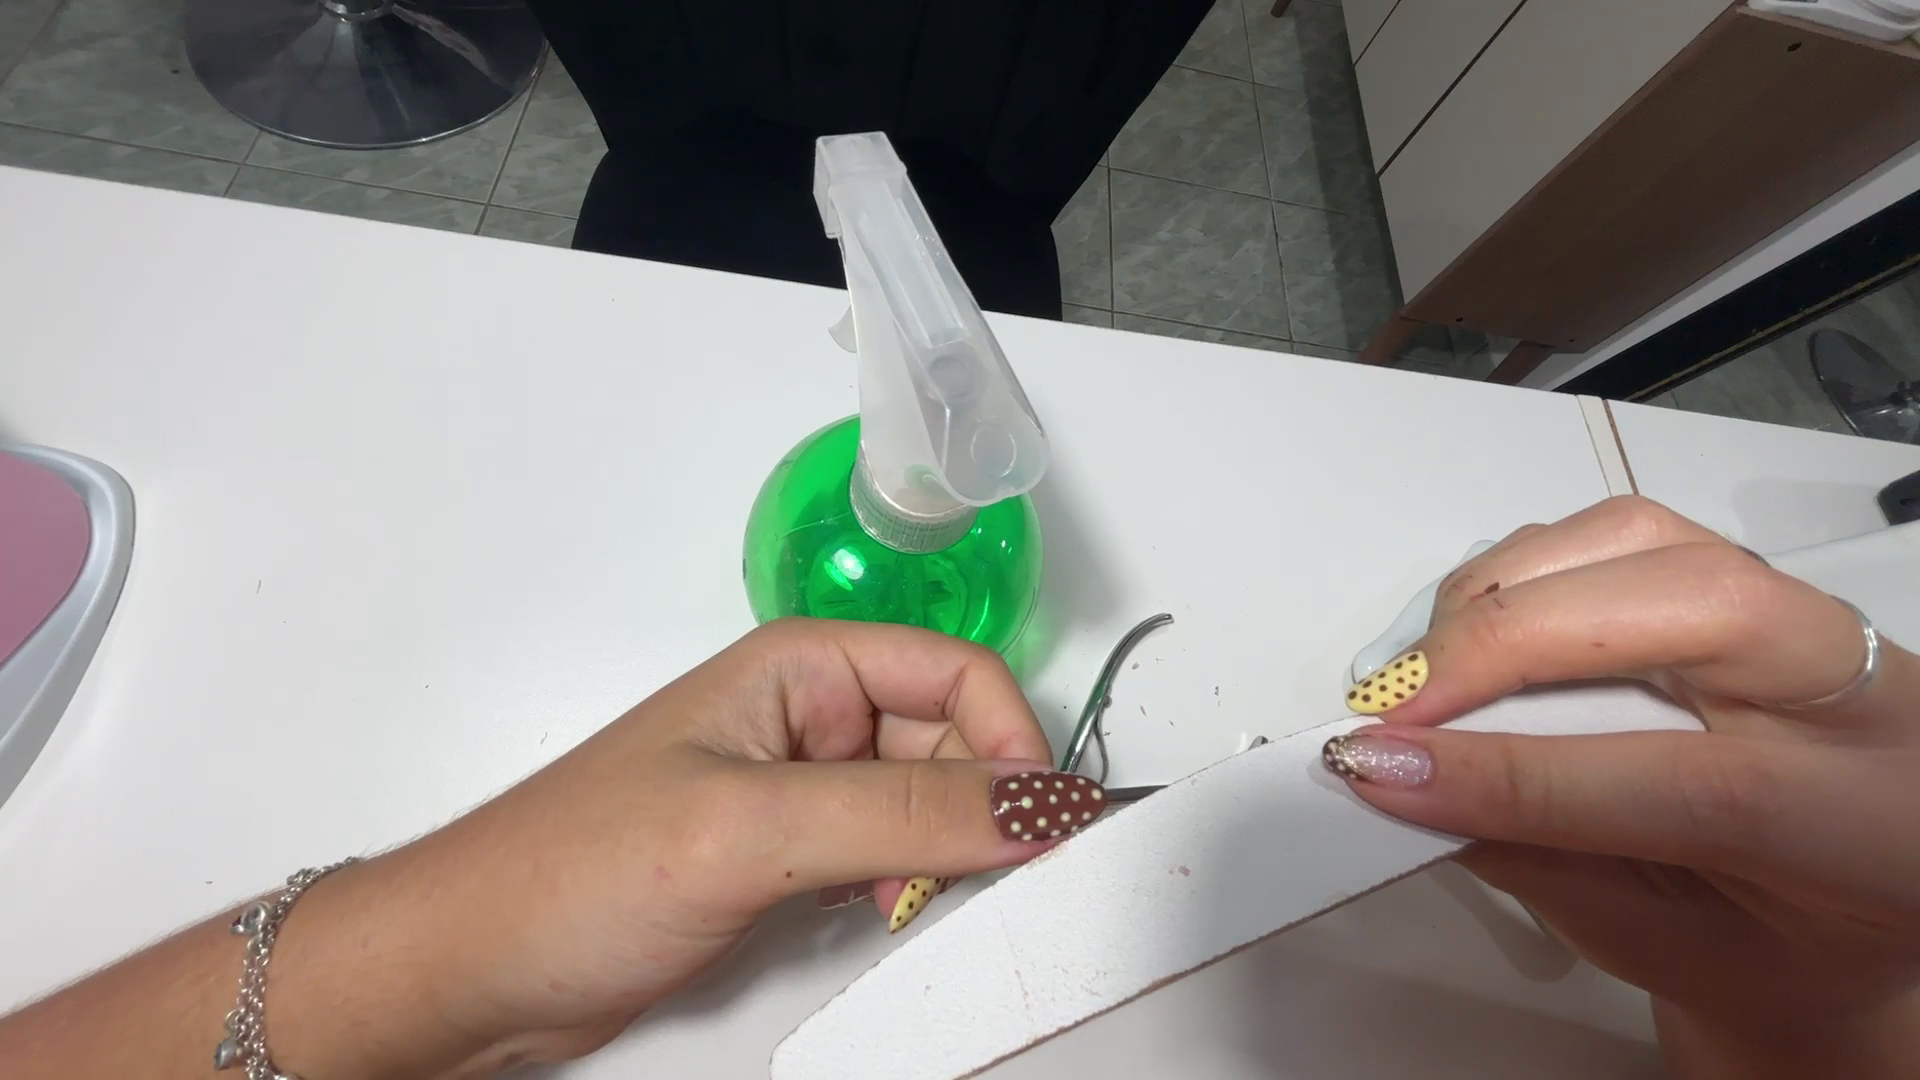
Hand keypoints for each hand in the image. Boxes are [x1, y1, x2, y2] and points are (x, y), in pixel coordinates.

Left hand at [0, 618, 1105, 1079]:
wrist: (465, 975)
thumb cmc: (588, 871)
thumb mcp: (754, 829)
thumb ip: (906, 814)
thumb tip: (1044, 805)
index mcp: (811, 665)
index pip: (958, 675)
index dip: (1011, 739)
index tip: (1037, 829)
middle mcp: (821, 712)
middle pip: (952, 740)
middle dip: (977, 808)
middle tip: (959, 885)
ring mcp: (810, 783)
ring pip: (930, 800)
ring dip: (944, 851)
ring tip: (907, 904)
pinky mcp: (799, 846)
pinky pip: (894, 847)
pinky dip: (913, 880)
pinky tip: (887, 912)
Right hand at [1320, 496, 1919, 1078]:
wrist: (1838, 877)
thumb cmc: (1739, 930)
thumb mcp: (1646, 939)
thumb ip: (1520, 855)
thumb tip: (1389, 772)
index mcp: (1863, 829)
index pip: (1687, 785)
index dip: (1511, 771)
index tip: (1375, 763)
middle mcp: (1854, 693)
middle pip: (1691, 601)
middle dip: (1502, 640)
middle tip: (1392, 698)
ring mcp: (1793, 611)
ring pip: (1633, 537)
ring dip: (1494, 592)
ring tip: (1424, 666)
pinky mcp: (1720, 571)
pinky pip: (1599, 534)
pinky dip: (1505, 572)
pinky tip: (1466, 633)